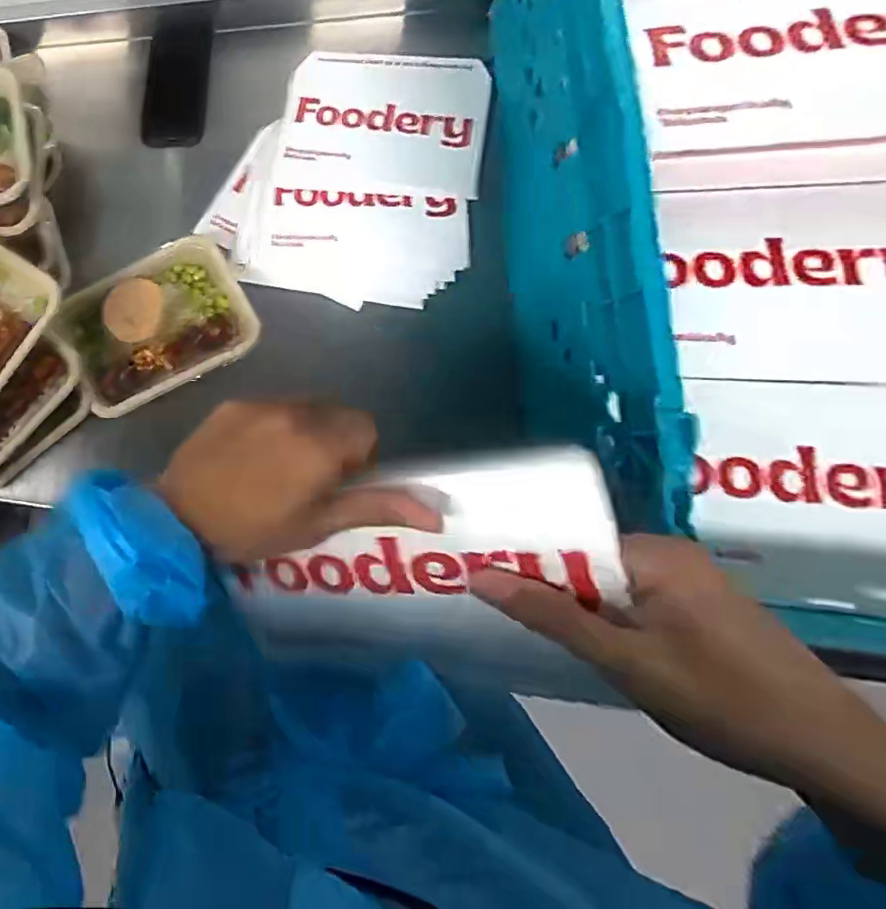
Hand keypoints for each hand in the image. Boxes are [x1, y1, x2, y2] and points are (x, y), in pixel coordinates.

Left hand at [155, 401, 440, 566]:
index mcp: (317, 442)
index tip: (336, 480)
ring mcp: (253, 405)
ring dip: (302, 428)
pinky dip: (269, 424)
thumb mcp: (315, 524)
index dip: (360, 455)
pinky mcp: (225, 406)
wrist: (177, 515)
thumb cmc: (249, 528)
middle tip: (309, 475)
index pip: (365, 427)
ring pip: (299, 406)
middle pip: (334, 412)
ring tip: (277, 465)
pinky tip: (249, 454)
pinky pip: (265, 407)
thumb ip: (375, 507)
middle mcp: (288, 412)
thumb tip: (437, 512)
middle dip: (333, 439)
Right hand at [473, 535, 885, 830]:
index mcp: (655, 555)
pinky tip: (556, 627)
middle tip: (465, 588)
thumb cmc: (727, 701)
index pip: (559, 537)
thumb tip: (474, 574)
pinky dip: (582, 608)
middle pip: (572, 555)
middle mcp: (666, 556)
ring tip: (498, 607)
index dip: (507, 552)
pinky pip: (613, 594)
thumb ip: (550, 615)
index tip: (456, 565)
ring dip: (552, 595)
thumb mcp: (627, 662)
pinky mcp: (685, 606)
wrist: (837, 757)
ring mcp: (679, 581)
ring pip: (590, 577)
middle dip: (524, 574)